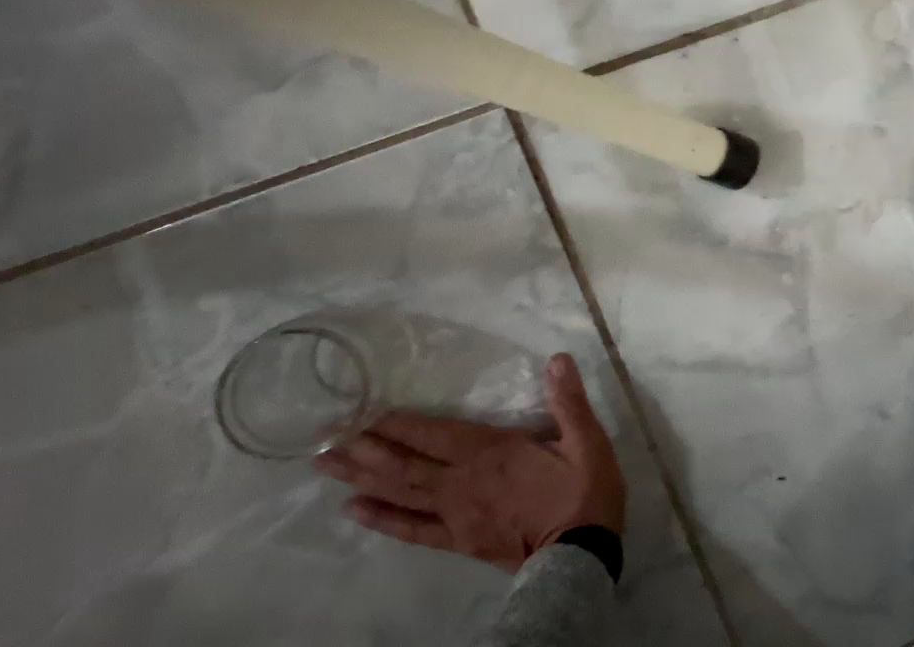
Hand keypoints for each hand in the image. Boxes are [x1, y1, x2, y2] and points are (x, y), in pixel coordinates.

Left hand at [315, 353, 625, 572]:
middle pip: (404, 463)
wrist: (580, 553)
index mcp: (493, 452)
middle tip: (326, 433)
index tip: (364, 407)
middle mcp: (464, 481)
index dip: (399, 422)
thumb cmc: (584, 490)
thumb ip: (569, 401)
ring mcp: (456, 514)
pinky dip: (381, 519)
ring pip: (400, 492)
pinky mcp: (458, 541)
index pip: (436, 433)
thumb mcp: (587, 440)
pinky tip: (353, 510)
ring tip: (325, 462)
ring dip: (361, 477)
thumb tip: (557, 359)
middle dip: (365, 447)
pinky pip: (411, 530)